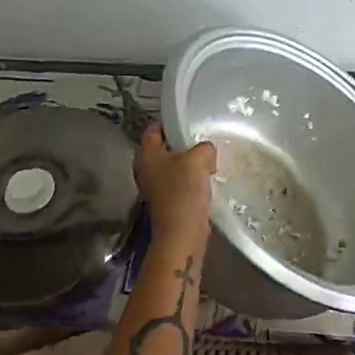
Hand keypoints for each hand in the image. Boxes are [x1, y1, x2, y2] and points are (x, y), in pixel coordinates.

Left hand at [136, 124, 215, 239]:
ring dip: (190, 164)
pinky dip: (192, 180)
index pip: (154, 129)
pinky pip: (179, 182)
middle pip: (165, 148)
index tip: (189, 122)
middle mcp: (145, 169)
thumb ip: (204, 147)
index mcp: (146, 154)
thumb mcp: (198, 159)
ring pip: (174, 166)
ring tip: (209, 161)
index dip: (171, 123)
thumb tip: (206, 151)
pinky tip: (206, 180)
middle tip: (204, 143)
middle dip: (184, 145)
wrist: (182, 232)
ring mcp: (155, 186)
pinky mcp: (167, 201)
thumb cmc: (184, 190)